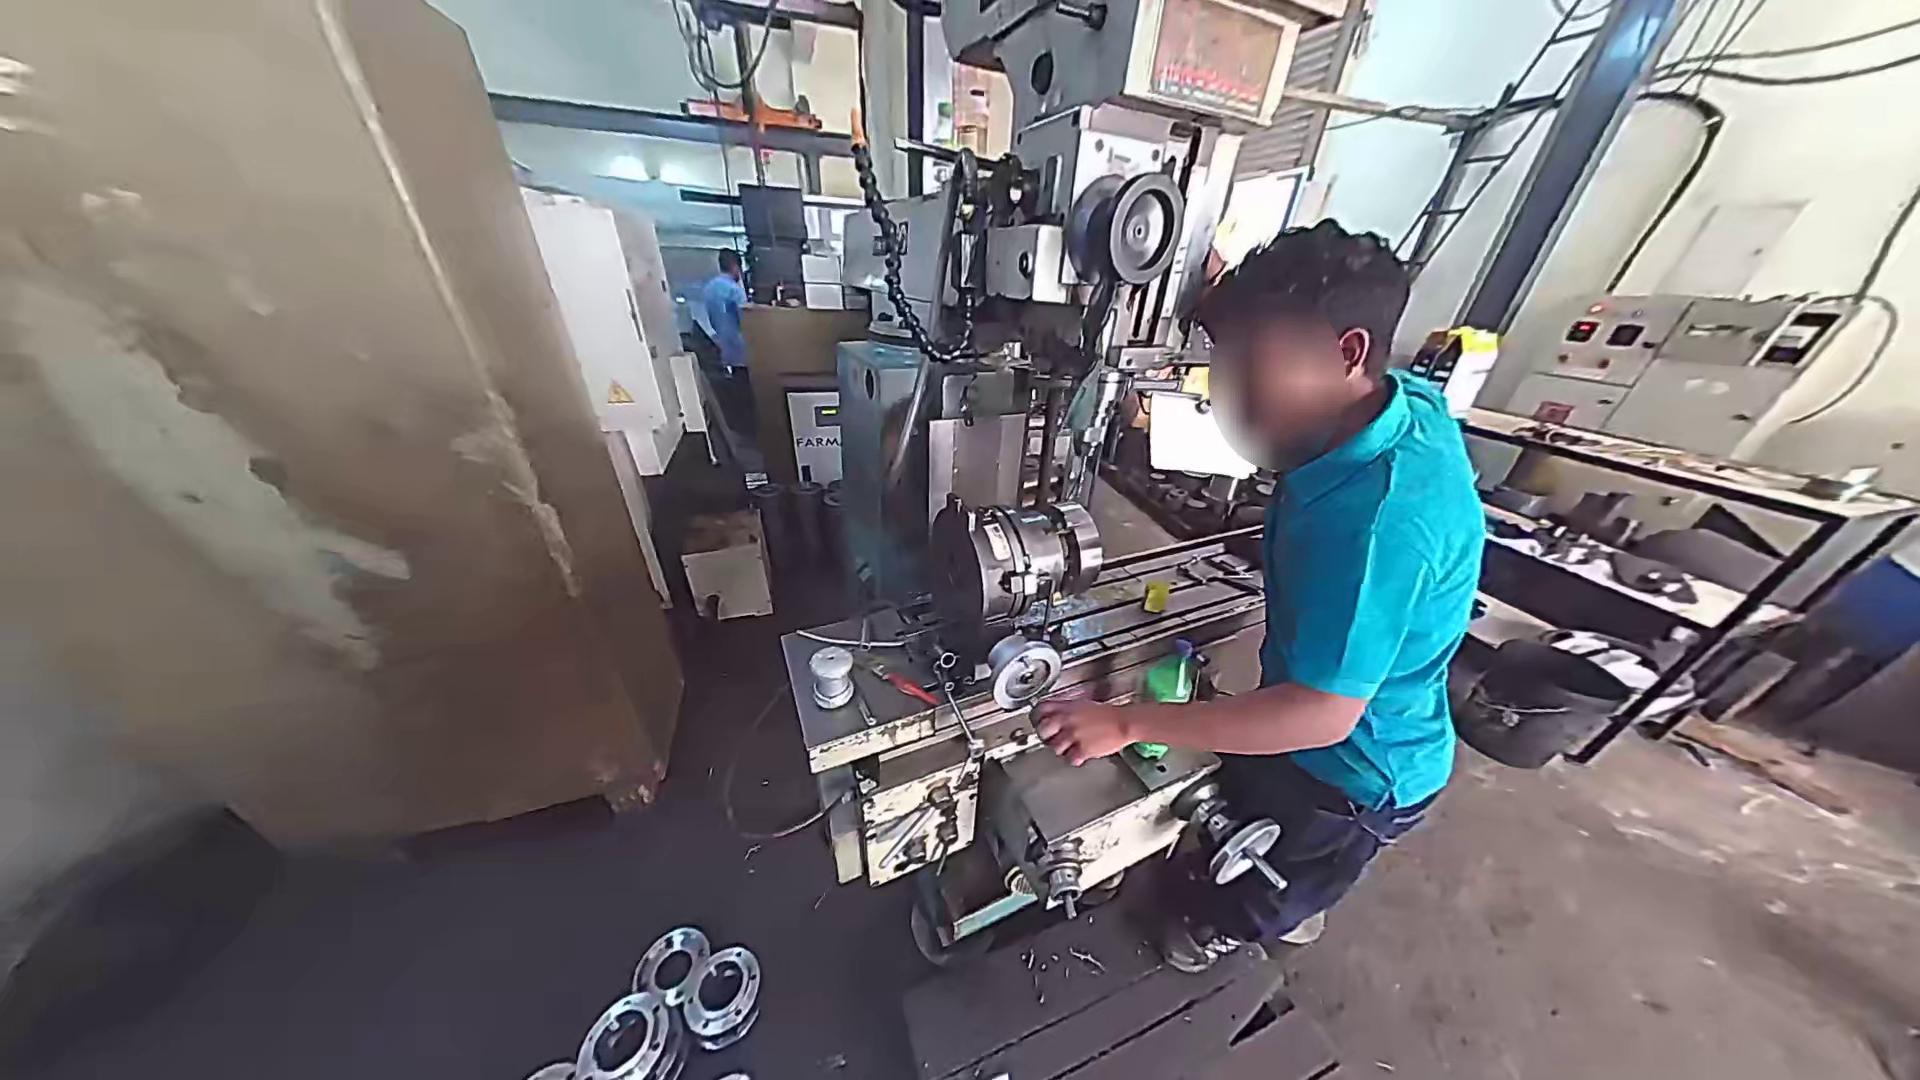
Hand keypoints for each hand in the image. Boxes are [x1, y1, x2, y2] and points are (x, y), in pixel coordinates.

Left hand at [1034, 699, 1134, 765]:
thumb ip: (1065, 708)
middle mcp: (1068, 721)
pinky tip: (1079, 755)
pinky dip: (1074, 759)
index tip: (1038, 722)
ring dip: (1062, 749)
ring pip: (1055, 748)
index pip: (1041, 709)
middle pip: (1043, 730)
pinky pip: (1070, 759)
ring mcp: (1074, 736)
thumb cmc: (1106, 714)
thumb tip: (1051, 713)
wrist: (1123, 723)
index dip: (1037, 717)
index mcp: (1067, 708)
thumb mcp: (1082, 705)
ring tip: (1071, 747)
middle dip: (1046, 736)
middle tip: (1052, 738)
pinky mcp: (1083, 750)